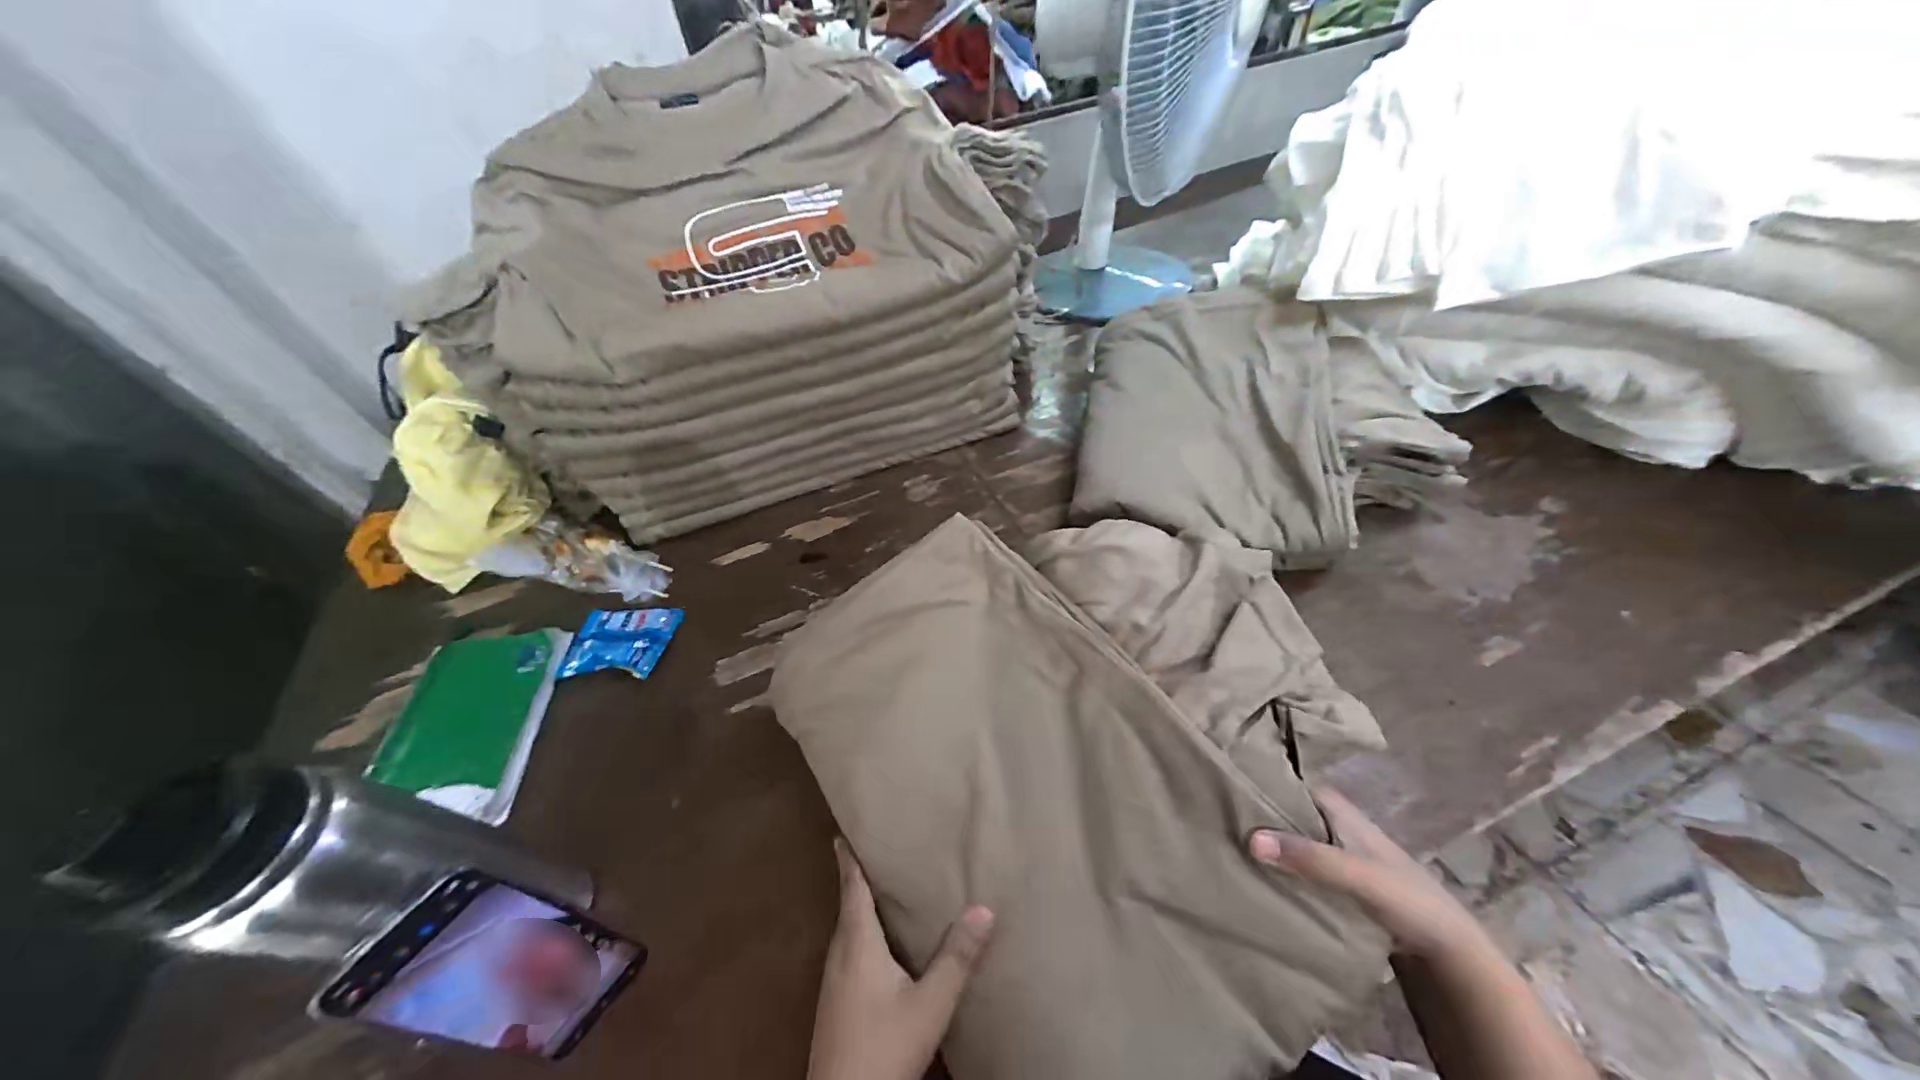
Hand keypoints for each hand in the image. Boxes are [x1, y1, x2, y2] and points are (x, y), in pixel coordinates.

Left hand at [808, 839, 995, 1079]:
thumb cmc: (884, 1045)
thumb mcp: (929, 1004)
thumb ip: (955, 957)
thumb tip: (984, 909)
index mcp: (856, 942)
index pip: (850, 887)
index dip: (848, 858)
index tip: (843, 832)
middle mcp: (838, 954)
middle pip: (847, 906)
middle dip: (858, 879)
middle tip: (877, 853)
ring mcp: (832, 982)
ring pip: (847, 931)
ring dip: (860, 908)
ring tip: (883, 892)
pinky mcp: (835, 1004)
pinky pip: (848, 952)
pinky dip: (862, 934)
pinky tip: (879, 947)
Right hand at [1249, 786, 1485, 959]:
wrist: (1452, 958)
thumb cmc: (1410, 902)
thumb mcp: (1360, 877)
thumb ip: (1311, 858)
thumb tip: (1251, 838)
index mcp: (1347, 816)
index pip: (1301, 785)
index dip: (1270, 779)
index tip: (1232, 779)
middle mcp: (1341, 832)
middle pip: (1294, 814)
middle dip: (1262, 813)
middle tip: (1220, 814)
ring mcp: (1341, 862)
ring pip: (1297, 844)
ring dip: (1271, 845)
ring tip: (1227, 844)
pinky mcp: (1340, 890)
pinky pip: (1302, 872)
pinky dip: (1283, 872)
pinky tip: (1258, 878)